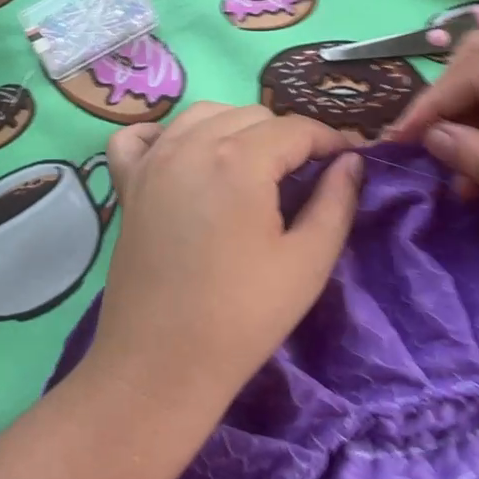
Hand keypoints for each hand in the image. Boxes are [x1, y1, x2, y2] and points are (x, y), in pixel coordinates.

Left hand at [85, 103, 362, 408]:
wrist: (160, 364)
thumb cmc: (243, 317)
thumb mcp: (307, 262)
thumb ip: (336, 202)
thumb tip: (350, 161)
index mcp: (241, 161)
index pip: (296, 128)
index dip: (329, 139)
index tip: (348, 158)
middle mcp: (192, 145)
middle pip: (252, 115)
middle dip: (286, 136)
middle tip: (305, 176)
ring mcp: (153, 161)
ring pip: (203, 114)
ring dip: (236, 128)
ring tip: (254, 167)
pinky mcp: (127, 184)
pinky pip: (141, 135)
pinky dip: (166, 134)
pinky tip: (186, 158)